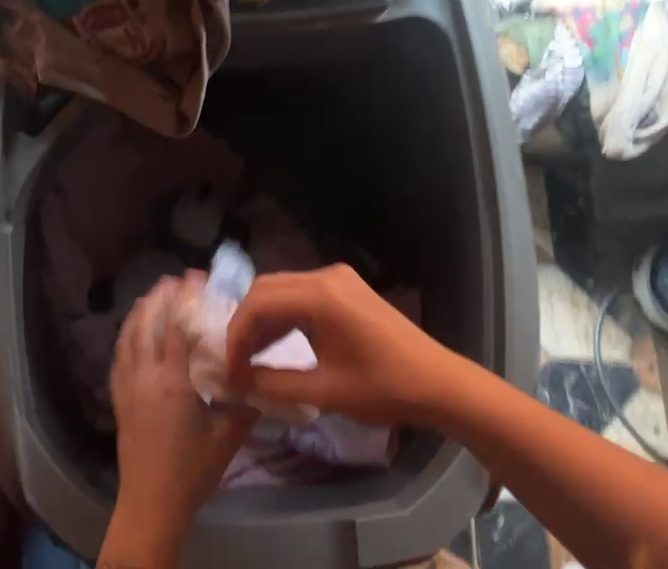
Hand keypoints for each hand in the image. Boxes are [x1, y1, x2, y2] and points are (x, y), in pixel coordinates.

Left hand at [103, 275, 255, 563]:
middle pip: (148, 324)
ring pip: (129, 336)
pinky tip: (132, 331)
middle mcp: (147, 376)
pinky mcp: (119, 398)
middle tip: (175, 279)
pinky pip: (119, 356)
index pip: (178, 326)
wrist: (151, 503)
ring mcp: (128, 385)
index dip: (186, 297)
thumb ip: (247, 404)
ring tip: (153, 294)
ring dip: (141, 311)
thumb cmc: (193, 470)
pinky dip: (126, 335)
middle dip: (160, 297)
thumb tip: (266, 377)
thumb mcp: (229, 437)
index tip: (197, 277)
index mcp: (175, 381)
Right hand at [225, 264, 459, 426]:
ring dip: (263, 319)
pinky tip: (278, 343)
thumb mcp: (324, 392)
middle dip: (245, 324)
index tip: (229, 370)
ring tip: (251, 358)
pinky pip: (301, 293)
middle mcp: (325, 275)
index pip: (258, 304)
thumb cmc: (383, 388)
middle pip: (266, 289)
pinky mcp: (346, 287)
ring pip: (281, 289)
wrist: (438, 383)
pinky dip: (283, 315)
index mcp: (320, 295)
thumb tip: (238, 382)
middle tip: (235, 361)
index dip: (236, 336)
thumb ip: (274, 383)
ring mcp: (338, 278)